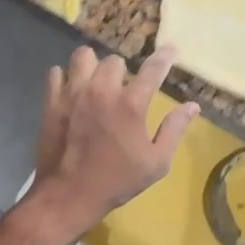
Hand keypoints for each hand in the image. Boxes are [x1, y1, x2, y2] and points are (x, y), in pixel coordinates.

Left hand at [24, 45, 197, 239]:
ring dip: (92, 67)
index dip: (165, 56)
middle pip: (115, 61)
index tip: (171, 48)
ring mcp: (73, 93)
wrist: (68, 196)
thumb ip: (174, 130)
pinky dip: (65, 78)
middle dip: (122, 72)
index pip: (153, 69)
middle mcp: (102, 91)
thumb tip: (192, 106)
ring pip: (84, 56)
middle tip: (122, 88)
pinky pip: (56, 72)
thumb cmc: (117, 181)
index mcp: (131, 105)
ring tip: (95, 82)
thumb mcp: (156, 163)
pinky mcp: (52, 101)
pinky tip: (72, 92)